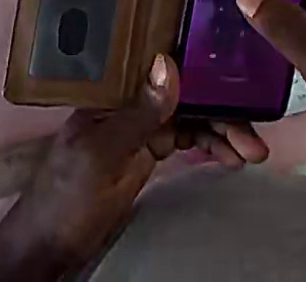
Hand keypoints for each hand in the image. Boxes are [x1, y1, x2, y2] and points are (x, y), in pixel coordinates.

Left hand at [0, 56, 267, 279]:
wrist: (51, 242)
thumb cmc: (67, 191)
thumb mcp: (104, 153)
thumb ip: (138, 112)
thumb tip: (169, 63)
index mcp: (113, 85)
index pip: (162, 64)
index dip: (199, 68)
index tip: (237, 81)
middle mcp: (130, 96)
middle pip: (184, 90)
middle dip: (221, 110)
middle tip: (254, 138)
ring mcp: (141, 122)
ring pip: (191, 115)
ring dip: (222, 130)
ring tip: (251, 153)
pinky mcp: (148, 147)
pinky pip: (186, 137)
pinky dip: (210, 145)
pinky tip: (231, 157)